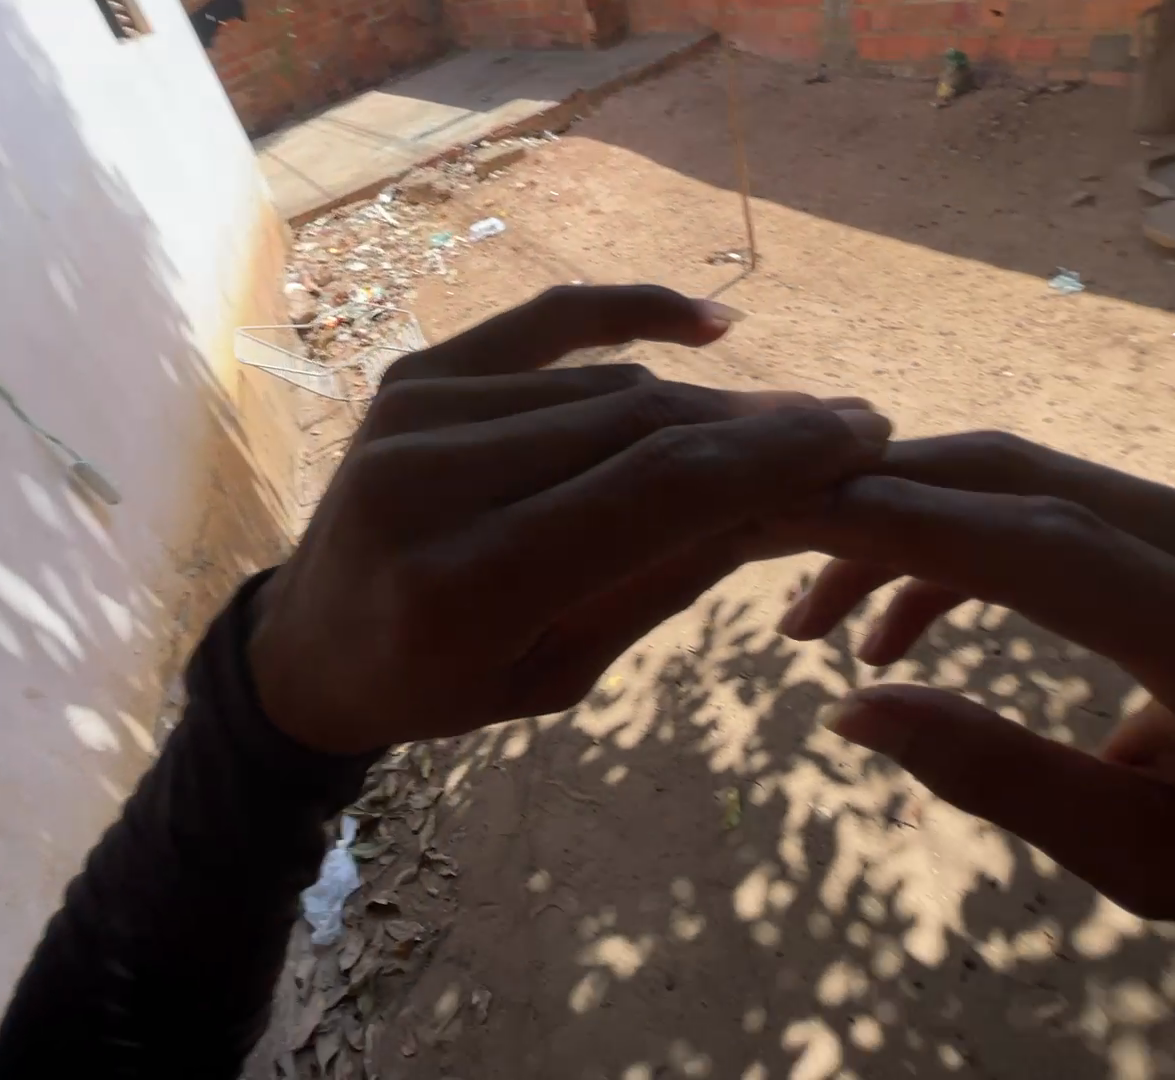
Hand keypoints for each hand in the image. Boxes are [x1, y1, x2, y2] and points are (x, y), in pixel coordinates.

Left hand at [249, 286, 892, 755]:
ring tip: (778, 422)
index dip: (775, 456)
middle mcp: (431, 480)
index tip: (862, 439)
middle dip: (759, 426)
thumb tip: (776, 501)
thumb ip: (658, 580)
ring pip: (607, 387)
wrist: (313, 642)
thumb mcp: (556, 673)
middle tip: (844, 427)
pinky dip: (631, 312)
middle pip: (639, 425)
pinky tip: (707, 324)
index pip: (657, 490)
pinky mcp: (412, 376)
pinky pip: (545, 324)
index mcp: (466, 584)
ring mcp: (413, 412)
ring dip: (708, 402)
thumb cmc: (436, 683)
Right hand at [778, 433, 1174, 968]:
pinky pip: (1038, 507)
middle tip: (765, 536)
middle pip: (1014, 479)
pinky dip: (947, 547)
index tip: (781, 518)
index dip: (896, 522)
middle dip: (870, 497)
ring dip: (897, 527)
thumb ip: (998, 779)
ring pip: (1014, 480)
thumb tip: (848, 711)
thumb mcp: (1149, 864)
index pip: (1039, 544)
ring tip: (814, 617)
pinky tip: (896, 621)